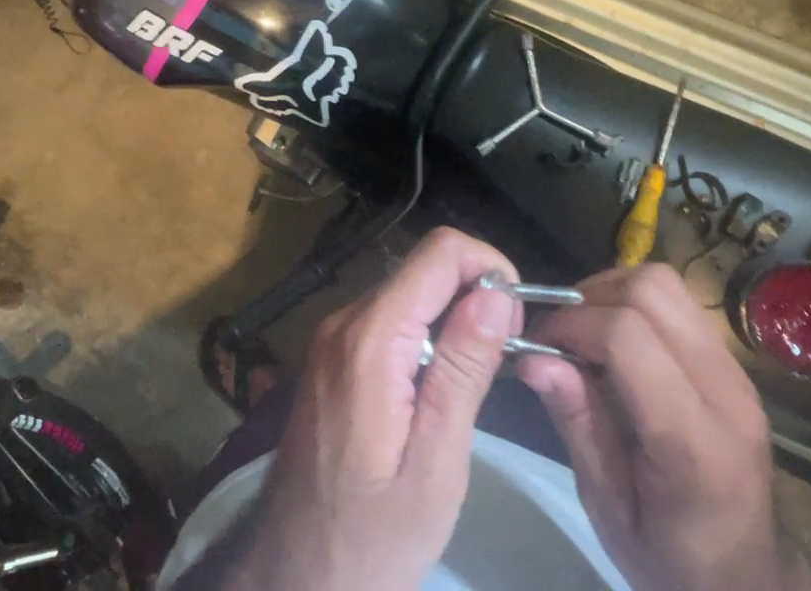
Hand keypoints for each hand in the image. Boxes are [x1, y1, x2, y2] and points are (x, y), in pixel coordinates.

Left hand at [225, 227, 522, 590]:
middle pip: (422, 269)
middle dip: (474, 296)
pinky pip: (385, 322)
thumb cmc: (373, 534)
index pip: (439, 252)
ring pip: (406, 294)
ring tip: (469, 384)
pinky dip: (421, 338)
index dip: (490, 268)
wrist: (295, 573)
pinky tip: (433, 392)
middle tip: (501, 360)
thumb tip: (496, 291)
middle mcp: (343, 322)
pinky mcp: (328, 359)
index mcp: (369, 340)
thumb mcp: (435, 462)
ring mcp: (329, 339)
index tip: (516, 320)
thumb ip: (463, 369)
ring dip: (449, 319)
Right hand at [516, 265, 808, 590]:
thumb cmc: (670, 557)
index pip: (628, 337)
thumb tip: (531, 358)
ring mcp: (737, 372)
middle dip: (590, 298)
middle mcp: (725, 391)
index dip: (572, 325)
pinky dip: (633, 305)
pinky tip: (612, 343)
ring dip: (611, 293)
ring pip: (667, 285)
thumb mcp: (608, 506)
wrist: (747, 578)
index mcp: (693, 440)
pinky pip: (678, 305)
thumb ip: (577, 424)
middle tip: (558, 335)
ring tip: (582, 334)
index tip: (537, 346)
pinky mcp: (734, 365)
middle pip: (652, 291)